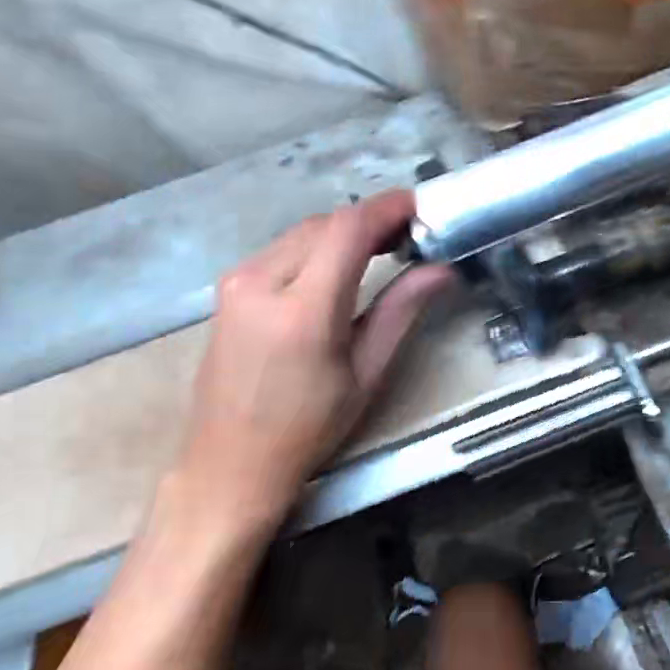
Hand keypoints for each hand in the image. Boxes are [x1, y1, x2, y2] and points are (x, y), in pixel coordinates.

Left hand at [158, 191, 451, 543]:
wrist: (229, 463)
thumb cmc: (309, 429)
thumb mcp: (366, 374)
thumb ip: (401, 312)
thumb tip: (441, 270)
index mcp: (302, 311)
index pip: (347, 231)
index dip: (387, 209)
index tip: (421, 207)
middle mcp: (260, 283)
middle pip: (324, 224)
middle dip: (370, 219)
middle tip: (411, 234)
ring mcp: (236, 283)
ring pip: (302, 233)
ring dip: (344, 231)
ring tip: (383, 247)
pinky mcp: (228, 289)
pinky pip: (282, 249)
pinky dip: (318, 245)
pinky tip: (340, 264)